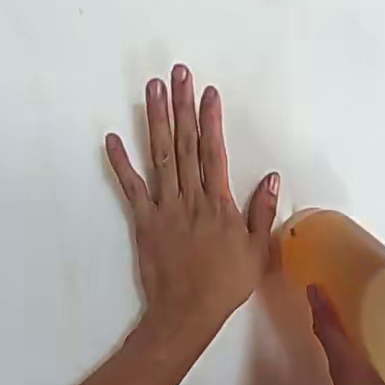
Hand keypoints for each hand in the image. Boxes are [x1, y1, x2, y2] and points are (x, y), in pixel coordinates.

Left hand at [106, 65, 279, 348]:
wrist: (187, 312)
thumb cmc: (226, 284)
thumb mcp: (256, 252)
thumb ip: (262, 212)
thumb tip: (272, 177)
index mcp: (219, 205)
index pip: (215, 153)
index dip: (211, 120)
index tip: (209, 92)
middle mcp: (190, 199)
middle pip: (185, 145)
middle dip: (183, 106)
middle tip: (178, 73)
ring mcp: (164, 208)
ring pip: (160, 157)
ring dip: (156, 121)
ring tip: (153, 89)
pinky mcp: (143, 222)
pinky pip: (130, 188)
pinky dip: (121, 163)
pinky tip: (112, 137)